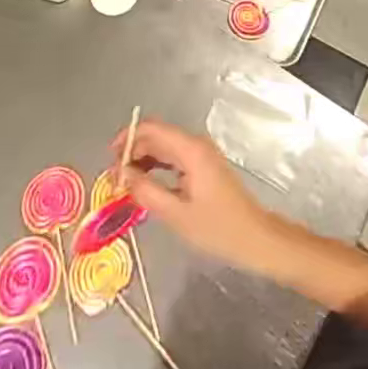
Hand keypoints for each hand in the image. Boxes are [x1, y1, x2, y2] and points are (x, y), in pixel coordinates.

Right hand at [113, 119, 287, 274]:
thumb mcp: (176, 214)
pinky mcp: (203, 166)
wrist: (256, 239)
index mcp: (190, 150)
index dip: (127, 140)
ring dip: (142, 160)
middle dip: (132, 152)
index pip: (151, 129)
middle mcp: (196, 144)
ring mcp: (201, 154)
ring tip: (126, 184)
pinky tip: (146, 184)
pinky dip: (156, 166)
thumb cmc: (218, 228)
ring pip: (163, 146)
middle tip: (115, 179)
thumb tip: (121, 174)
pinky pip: (173, 157)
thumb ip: (145, 191)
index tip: (111, 162)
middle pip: (156, 135)